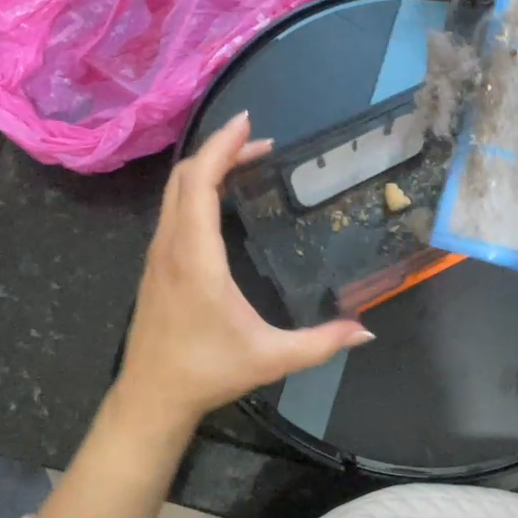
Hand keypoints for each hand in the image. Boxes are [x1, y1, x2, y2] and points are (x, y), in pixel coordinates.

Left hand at [116, 111, 372, 425]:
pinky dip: (195, 189)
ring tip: (245, 163)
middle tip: (260, 142)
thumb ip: (321, 343)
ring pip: (174, 191)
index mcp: (196, 258)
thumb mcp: (271, 358)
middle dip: (219, 149)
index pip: (201, 183)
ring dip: (206, 168)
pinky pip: (172, 209)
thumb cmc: (209, 371)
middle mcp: (171, 246)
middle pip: (184, 176)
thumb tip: (365, 331)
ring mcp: (157, 253)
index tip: (248, 123)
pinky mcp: (154, 264)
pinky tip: (221, 200)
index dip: (222, 147)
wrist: (152, 395)